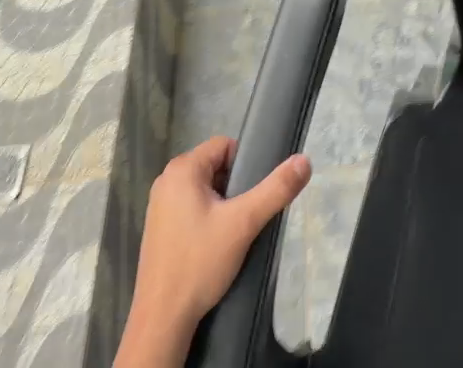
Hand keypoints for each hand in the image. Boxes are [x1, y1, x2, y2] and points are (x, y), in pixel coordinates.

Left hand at [115, 137, 311, 367]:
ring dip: (223, 205)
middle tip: (247, 218)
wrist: (163, 316)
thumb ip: (275, 190)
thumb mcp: (244, 223)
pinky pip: (191, 208)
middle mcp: (166, 180)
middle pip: (215, 167)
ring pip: (205, 190)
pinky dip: (208, 219)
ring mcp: (159, 205)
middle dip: (235, 187)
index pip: (224, 146)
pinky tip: (215, 246)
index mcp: (182, 169)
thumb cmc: (201, 262)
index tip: (255, 194)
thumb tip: (304, 160)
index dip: (246, 164)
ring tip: (234, 234)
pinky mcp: (159, 228)